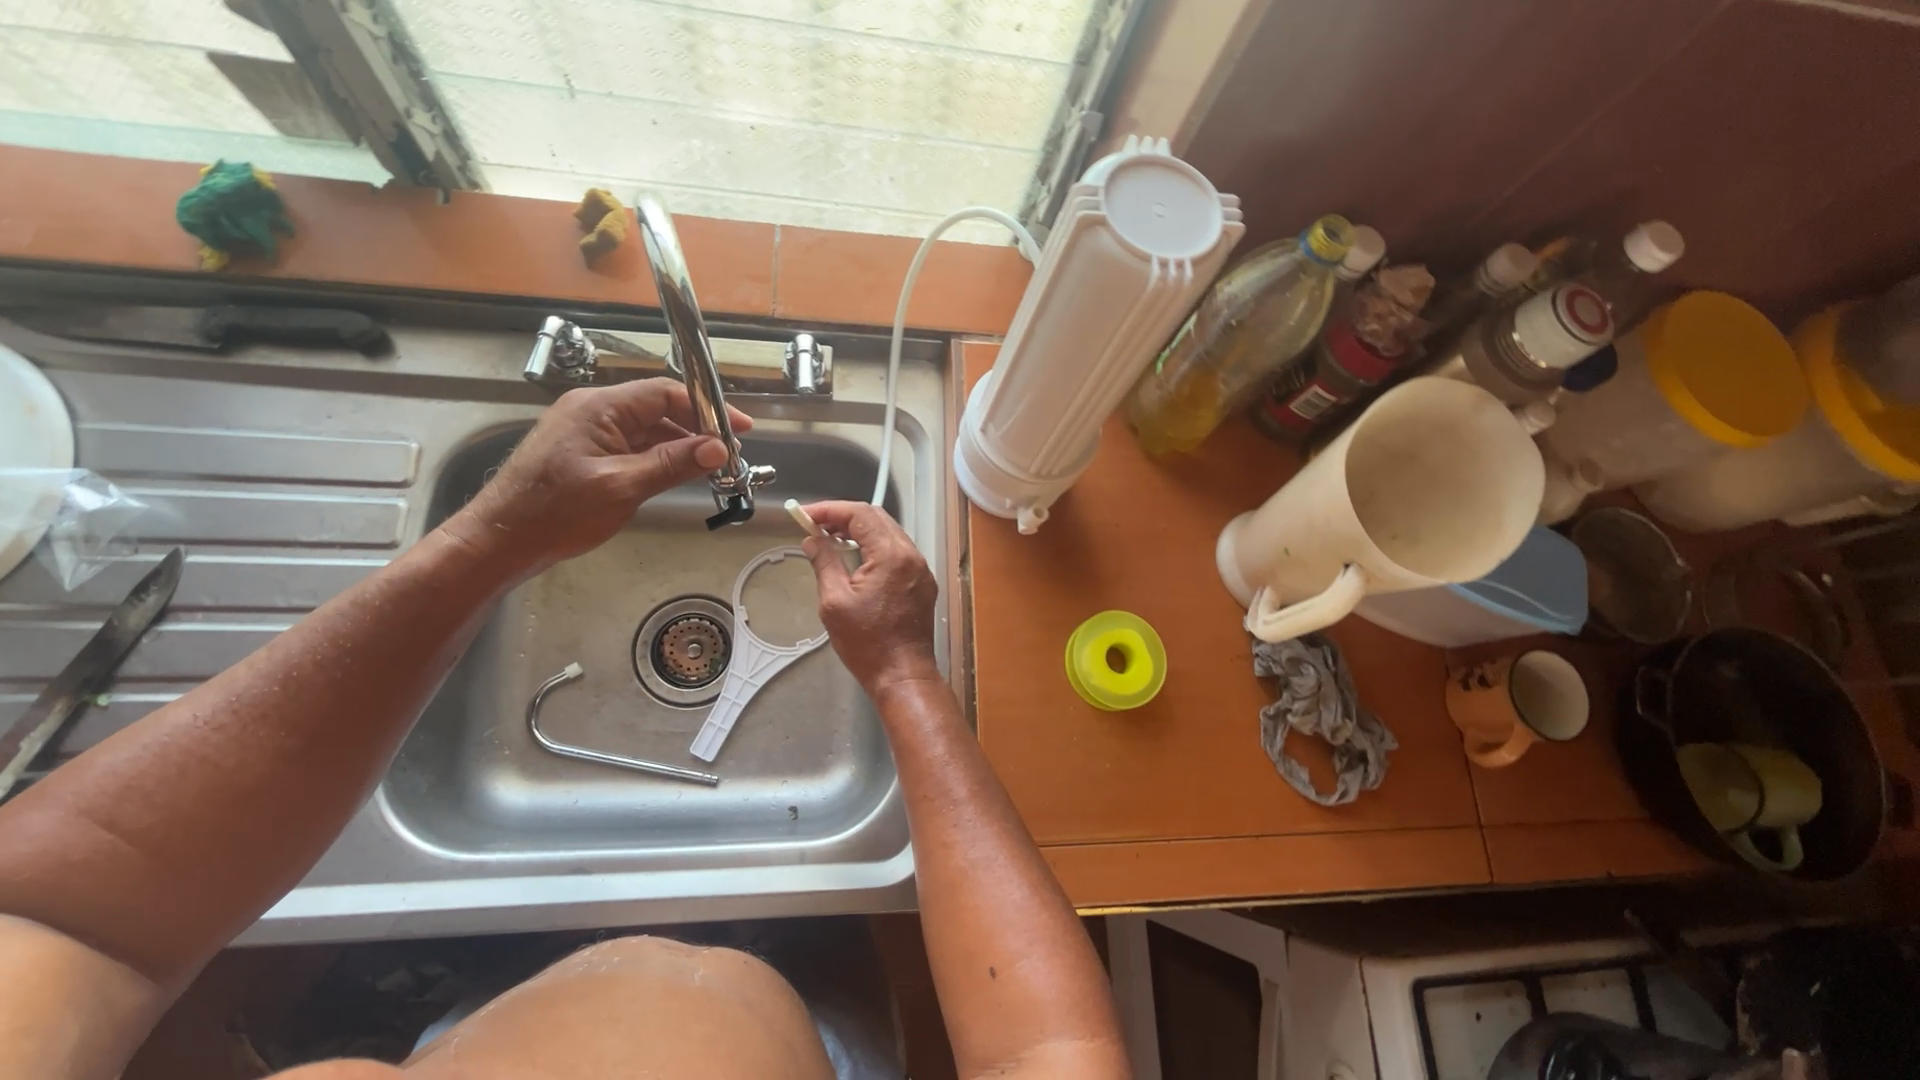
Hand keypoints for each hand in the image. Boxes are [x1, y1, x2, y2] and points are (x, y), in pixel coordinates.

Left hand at [445, 378, 751, 574]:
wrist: (502, 540)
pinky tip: (678, 473)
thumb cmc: (558, 512)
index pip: (664, 393)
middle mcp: (593, 409)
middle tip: (730, 454)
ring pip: (647, 429)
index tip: (740, 429)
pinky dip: (659, 457)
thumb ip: (672, 464)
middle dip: (697, 428)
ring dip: (679, 445)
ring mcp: (587, 431)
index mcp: (599, 407)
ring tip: (712, 467)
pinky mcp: (585, 452)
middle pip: (657, 408)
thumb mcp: (622, 487)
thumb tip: (718, 449)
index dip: (707, 409)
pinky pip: (632, 445)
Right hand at [800, 502, 940, 693]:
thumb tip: (812, 540)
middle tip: (815, 524)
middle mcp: (911, 555)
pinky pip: (897, 551)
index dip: (829, 510)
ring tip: (830, 537)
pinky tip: (855, 555)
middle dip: (844, 516)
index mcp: (891, 555)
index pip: (860, 514)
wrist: (903, 674)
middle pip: (877, 518)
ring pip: (889, 533)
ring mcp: (920, 569)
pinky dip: (874, 546)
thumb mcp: (835, 602)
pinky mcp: (922, 583)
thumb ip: (824, 563)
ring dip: (860, 530)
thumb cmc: (867, 643)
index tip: (804, 515)